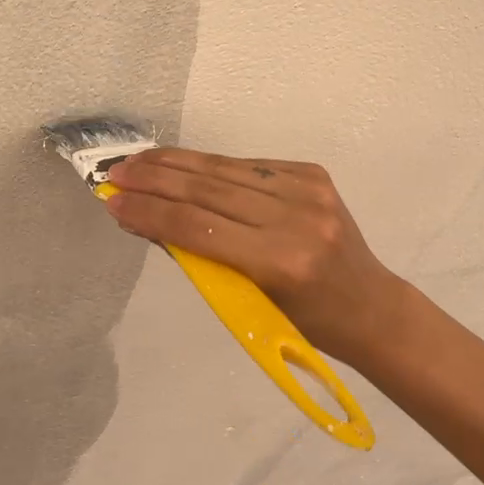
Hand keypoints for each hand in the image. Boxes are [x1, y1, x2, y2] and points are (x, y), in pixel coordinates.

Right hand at [104, 147, 406, 363]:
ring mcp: (307, 191)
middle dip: (152, 179)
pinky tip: (177, 164)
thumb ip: (199, 257)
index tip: (111, 203)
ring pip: (222, 169)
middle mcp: (295, 218)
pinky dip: (206, 164)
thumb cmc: (305, 322)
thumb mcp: (247, 300)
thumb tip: (145, 219)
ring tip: (135, 162)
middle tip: (114, 173)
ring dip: (171, 164)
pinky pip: (244, 165)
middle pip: (205, 189)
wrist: (372, 306)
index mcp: (280, 261)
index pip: (197, 226)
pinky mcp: (312, 173)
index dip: (149, 210)